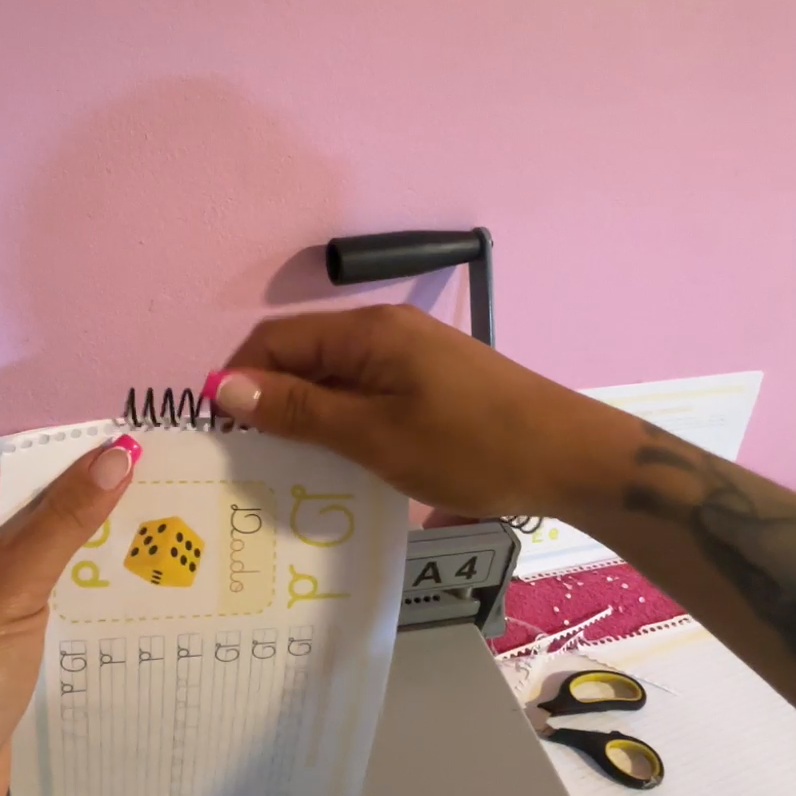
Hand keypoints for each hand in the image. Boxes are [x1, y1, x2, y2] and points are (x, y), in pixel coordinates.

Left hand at [0, 435, 140, 795]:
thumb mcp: (13, 585)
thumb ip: (66, 518)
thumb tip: (119, 452)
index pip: (14, 481)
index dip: (72, 466)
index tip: (138, 455)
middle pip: (30, 521)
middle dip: (88, 511)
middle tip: (163, 495)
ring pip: (42, 566)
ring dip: (91, 557)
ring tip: (162, 536)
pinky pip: (44, 606)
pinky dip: (81, 598)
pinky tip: (133, 591)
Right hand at [211, 305, 631, 519]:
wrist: (570, 457)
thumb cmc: (470, 447)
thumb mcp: (375, 436)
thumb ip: (299, 410)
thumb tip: (225, 387)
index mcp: (365, 332)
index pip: (275, 340)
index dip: (241, 380)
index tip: (225, 435)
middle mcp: (381, 331)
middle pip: (301, 356)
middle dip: (269, 400)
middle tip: (255, 458)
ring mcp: (406, 354)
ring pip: (330, 377)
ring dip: (304, 414)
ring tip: (290, 464)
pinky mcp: (424, 379)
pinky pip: (361, 391)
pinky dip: (339, 420)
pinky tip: (338, 457)